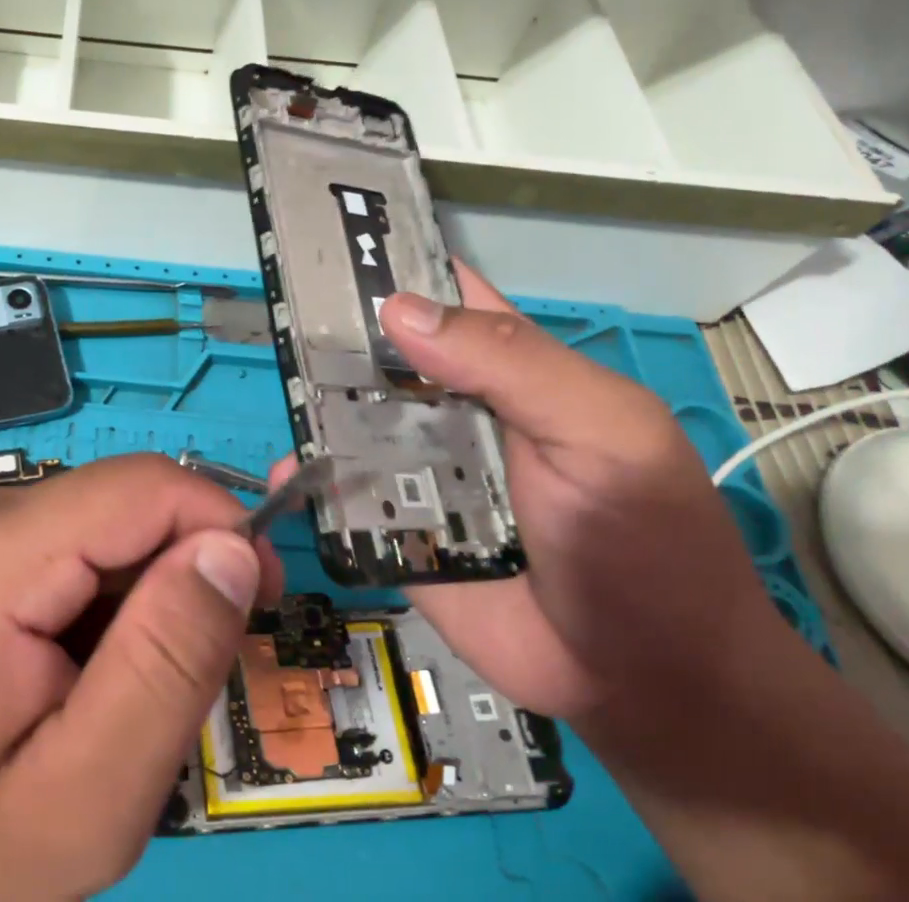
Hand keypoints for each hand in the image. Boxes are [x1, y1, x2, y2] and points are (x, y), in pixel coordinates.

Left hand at [0, 454, 283, 898]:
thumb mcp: (86, 792)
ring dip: (131, 609)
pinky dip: (90, 610)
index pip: (147, 486)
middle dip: (172, 589)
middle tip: (159, 698)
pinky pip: (61, 553)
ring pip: (100, 534)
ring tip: (99, 701)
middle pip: (123, 510)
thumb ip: (168, 663)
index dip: (223, 533)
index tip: (252, 615)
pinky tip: (61, 680)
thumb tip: (231, 552)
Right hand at [272, 263, 771, 721]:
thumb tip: (397, 310)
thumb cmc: (644, 540)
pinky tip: (283, 481)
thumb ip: (513, 366)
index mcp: (508, 373)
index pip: (441, 296)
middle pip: (378, 361)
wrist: (640, 680)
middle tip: (264, 311)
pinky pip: (339, 501)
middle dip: (327, 337)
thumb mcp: (603, 433)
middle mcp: (451, 415)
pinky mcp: (391, 535)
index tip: (315, 230)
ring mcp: (416, 475)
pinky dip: (307, 488)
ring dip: (310, 410)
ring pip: (347, 427)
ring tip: (269, 388)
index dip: (388, 261)